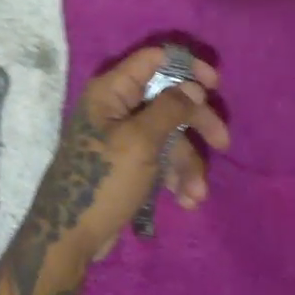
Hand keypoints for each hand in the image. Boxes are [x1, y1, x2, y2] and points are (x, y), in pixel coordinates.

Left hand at [28, 46, 229, 261]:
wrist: (72, 235)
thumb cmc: (104, 180)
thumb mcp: (140, 142)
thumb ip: (170, 109)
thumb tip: (193, 85)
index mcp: (112, 91)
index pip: (153, 60)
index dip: (185, 66)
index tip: (214, 84)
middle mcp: (116, 107)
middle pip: (168, 100)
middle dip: (196, 123)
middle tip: (222, 143)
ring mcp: (122, 136)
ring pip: (168, 135)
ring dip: (186, 162)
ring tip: (195, 193)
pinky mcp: (128, 163)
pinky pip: (160, 158)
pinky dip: (174, 176)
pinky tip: (185, 200)